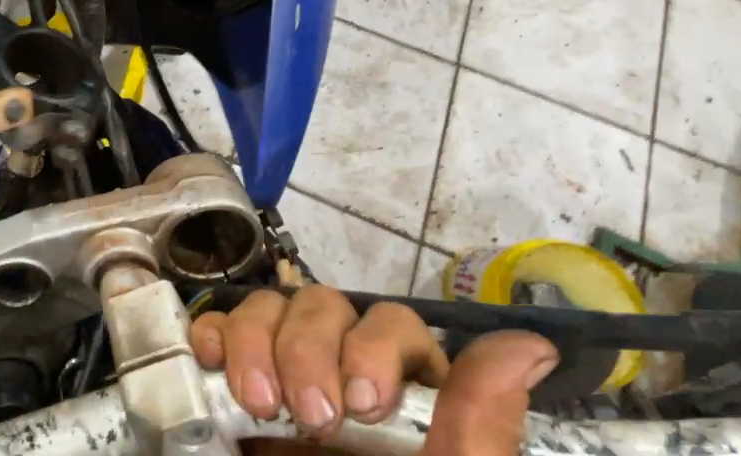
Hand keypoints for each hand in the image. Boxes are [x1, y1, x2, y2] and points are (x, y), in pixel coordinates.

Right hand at [189, 286, 559, 455]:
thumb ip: (481, 435)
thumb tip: (531, 343)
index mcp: (408, 412)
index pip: (395, 329)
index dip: (376, 344)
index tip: (365, 405)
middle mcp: (344, 386)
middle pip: (324, 307)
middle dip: (309, 346)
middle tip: (308, 415)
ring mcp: (281, 385)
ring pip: (267, 310)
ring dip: (256, 340)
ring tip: (256, 403)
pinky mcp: (227, 394)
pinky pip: (217, 332)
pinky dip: (212, 335)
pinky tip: (209, 363)